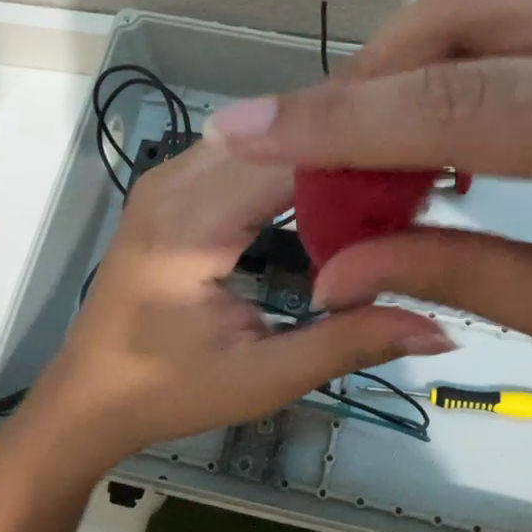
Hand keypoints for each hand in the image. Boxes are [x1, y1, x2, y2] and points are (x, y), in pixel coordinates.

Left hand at [23, 139, 451, 462]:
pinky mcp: (170, 191)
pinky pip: (240, 156)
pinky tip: (332, 191)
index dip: (361, 152)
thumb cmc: (168, 391)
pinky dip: (288, 166)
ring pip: (260, 138)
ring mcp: (167, 179)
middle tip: (419, 170)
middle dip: (346, 145)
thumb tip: (443, 327)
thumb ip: (349, 342)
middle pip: (276, 134)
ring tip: (387, 176)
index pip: (290, 155)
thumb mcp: (262, 377)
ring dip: (319, 151)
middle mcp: (174, 181)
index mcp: (190, 222)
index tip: (430, 164)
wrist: (89, 397)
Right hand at [207, 0, 531, 392]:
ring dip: (418, 59)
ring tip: (384, 146)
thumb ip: (459, 273)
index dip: (343, 120)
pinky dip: (474, 51)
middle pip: (472, 5)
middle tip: (327, 159)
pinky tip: (457, 115)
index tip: (244, 130)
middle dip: (373, 79)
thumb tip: (334, 270)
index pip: (469, 99)